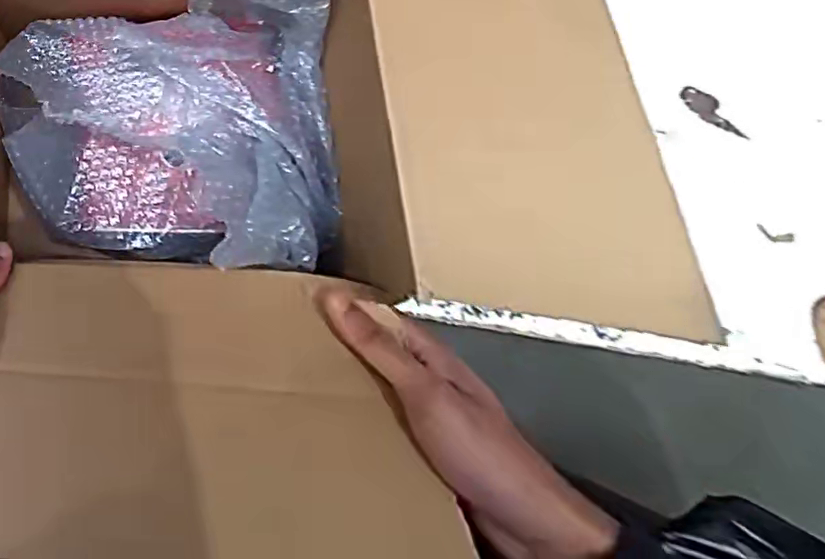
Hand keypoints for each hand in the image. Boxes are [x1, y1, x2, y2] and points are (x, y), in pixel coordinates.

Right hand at [319, 289, 618, 558]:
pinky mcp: (425, 451)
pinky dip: (360, 422)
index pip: (377, 315)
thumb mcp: (424, 391)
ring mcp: (427, 416)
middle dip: (338, 347)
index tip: (303, 304)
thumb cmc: (482, 450)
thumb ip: (380, 346)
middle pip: (373, 352)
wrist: (531, 527)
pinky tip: (338, 428)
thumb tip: (335, 297)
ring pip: (376, 390)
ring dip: (347, 387)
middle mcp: (426, 378)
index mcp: (427, 354)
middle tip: (292, 346)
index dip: (343, 307)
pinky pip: (383, 426)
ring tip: (303, 385)